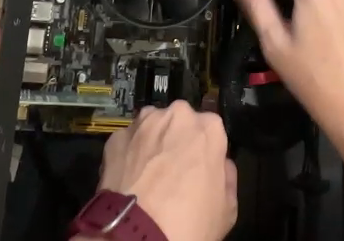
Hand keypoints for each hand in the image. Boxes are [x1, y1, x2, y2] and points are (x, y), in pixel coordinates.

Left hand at [91, 102, 236, 240]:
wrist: (139, 235)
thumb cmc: (190, 222)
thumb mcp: (227, 209)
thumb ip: (227, 176)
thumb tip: (221, 165)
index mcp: (209, 127)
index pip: (212, 132)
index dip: (207, 152)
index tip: (201, 171)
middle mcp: (177, 115)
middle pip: (181, 124)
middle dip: (178, 142)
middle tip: (174, 174)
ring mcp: (144, 123)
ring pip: (153, 128)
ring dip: (153, 145)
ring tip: (149, 178)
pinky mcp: (117, 137)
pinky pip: (129, 143)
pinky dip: (130, 156)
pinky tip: (131, 181)